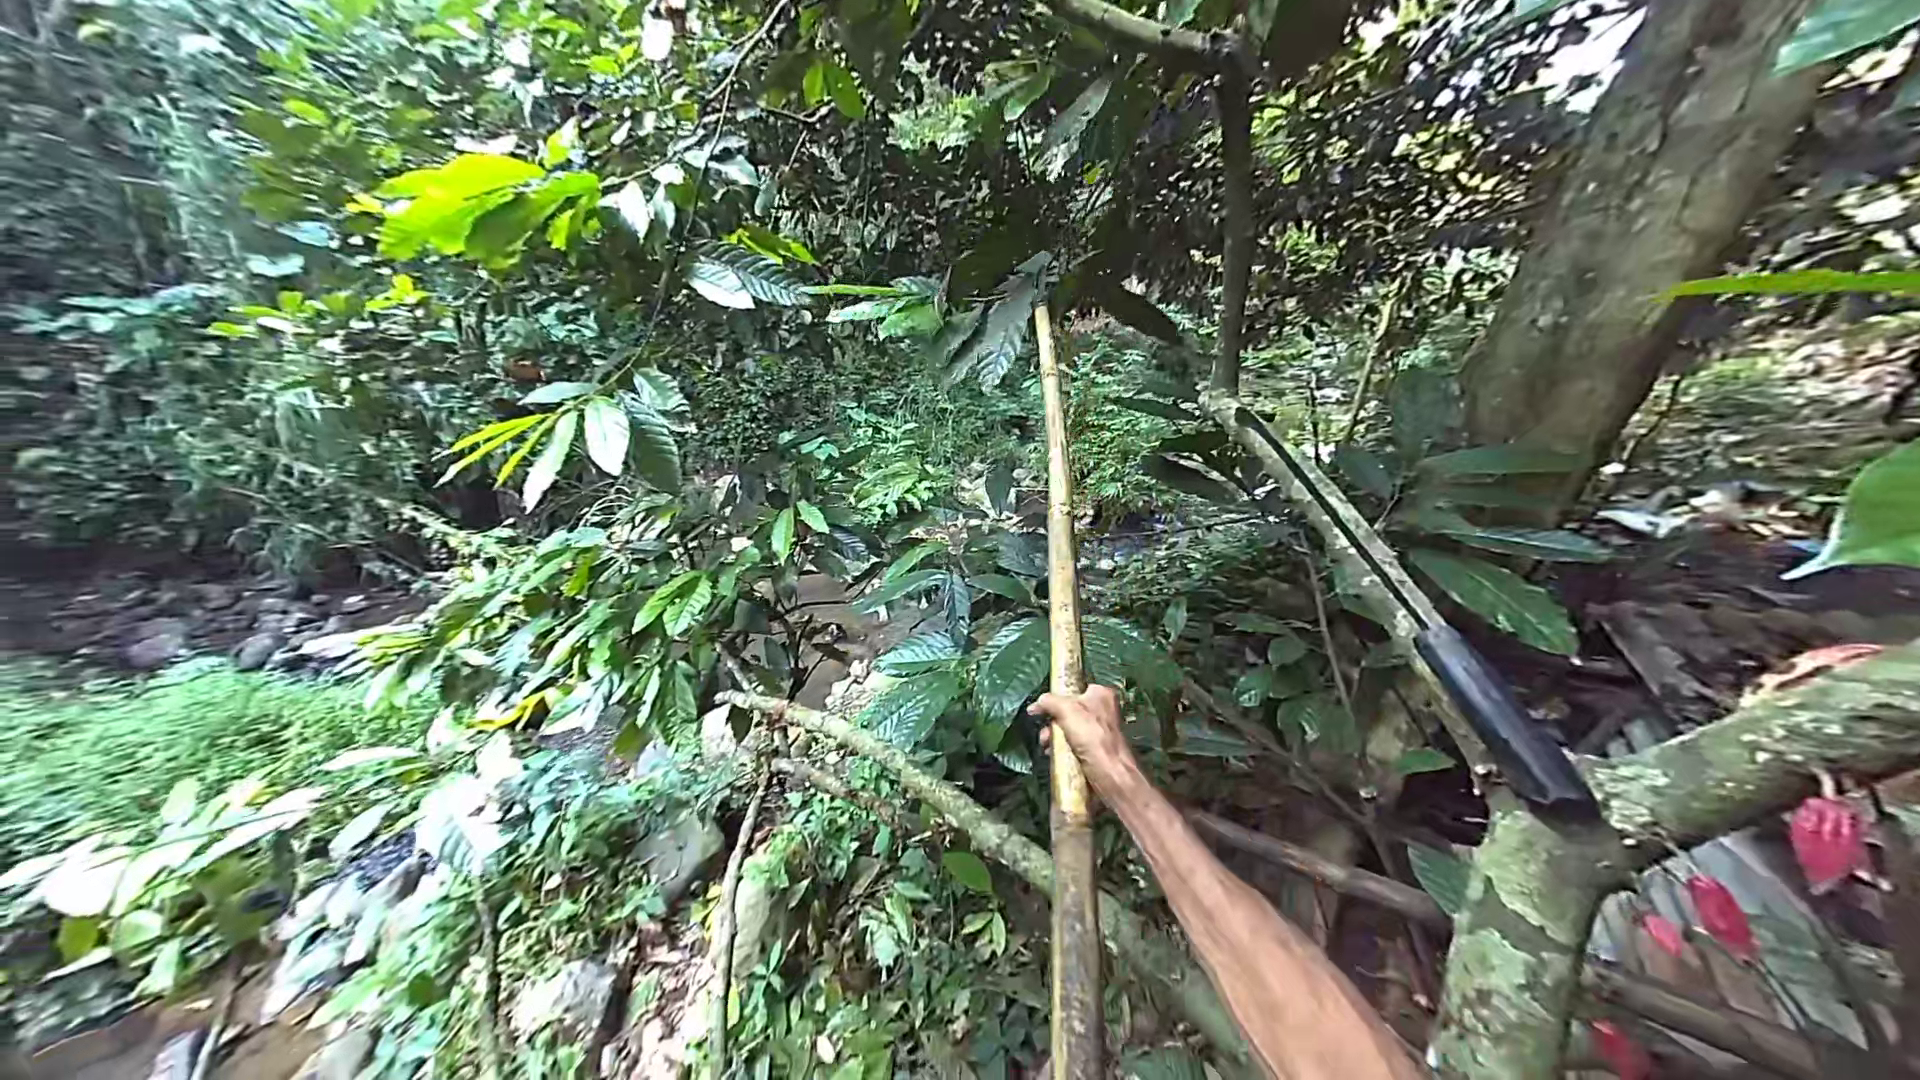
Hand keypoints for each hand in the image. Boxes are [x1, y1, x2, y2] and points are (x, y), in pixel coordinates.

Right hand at [1029, 684, 1140, 798]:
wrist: (1110, 773)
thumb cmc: (1091, 736)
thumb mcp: (1066, 710)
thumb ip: (1049, 701)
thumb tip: (1037, 703)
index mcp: (1101, 694)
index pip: (1074, 689)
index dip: (1056, 697)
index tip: (1043, 707)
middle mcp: (1103, 710)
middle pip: (1069, 710)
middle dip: (1053, 721)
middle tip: (1045, 730)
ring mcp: (1100, 730)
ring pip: (1069, 728)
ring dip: (1054, 736)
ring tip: (1046, 744)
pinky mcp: (1096, 748)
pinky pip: (1074, 743)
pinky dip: (1063, 747)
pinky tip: (1054, 753)